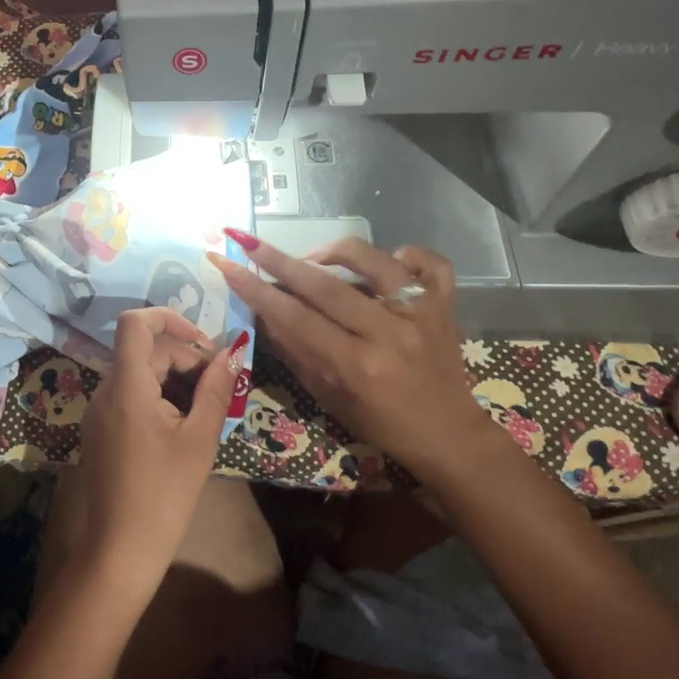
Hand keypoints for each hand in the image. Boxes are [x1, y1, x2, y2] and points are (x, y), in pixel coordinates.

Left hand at [72, 308, 243, 583]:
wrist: (120, 548)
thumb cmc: (164, 493)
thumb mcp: (199, 438)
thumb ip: (214, 389)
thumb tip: (231, 353)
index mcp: (126, 385)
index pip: (136, 322)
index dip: (170, 319)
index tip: (204, 343)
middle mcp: (106, 389)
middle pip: (144, 349)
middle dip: (184, 358)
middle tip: (218, 388)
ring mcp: (99, 410)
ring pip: (139, 373)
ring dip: (174, 380)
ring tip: (205, 411)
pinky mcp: (100, 430)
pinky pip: (130, 396)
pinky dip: (158, 398)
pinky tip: (183, 428)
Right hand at [208, 237, 489, 470]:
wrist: (450, 435)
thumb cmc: (382, 424)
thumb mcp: (329, 397)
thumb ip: (295, 350)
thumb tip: (262, 310)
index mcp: (357, 365)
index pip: (296, 318)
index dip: (257, 290)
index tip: (228, 265)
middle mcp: (390, 334)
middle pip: (326, 286)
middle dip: (280, 261)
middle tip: (249, 243)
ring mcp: (422, 315)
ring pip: (374, 260)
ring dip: (335, 251)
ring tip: (315, 258)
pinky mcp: (445, 306)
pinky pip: (429, 262)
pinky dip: (404, 254)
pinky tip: (383, 264)